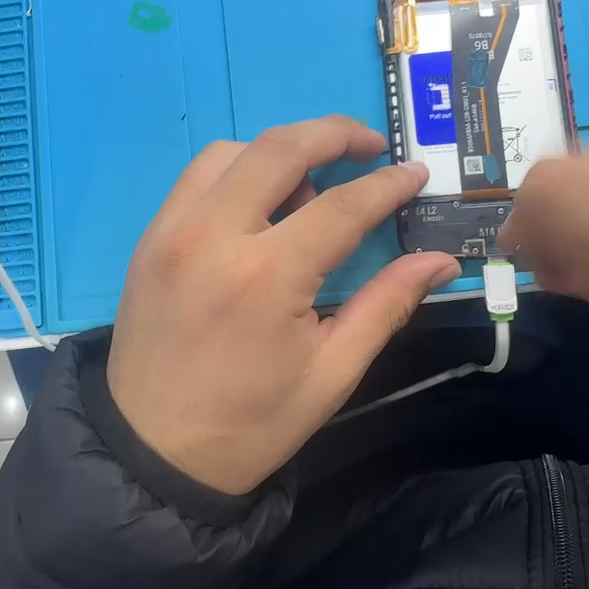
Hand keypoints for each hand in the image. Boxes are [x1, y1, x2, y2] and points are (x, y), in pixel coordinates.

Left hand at [108, 117, 460, 494]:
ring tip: (309, 190)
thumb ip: (386, 306)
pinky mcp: (149, 238)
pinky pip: (197, 177)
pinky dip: (236, 170)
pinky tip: (259, 204)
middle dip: (334, 133)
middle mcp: (213, 236)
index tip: (415, 174)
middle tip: (370, 145)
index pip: (341, 206)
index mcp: (265, 277)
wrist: (150, 454)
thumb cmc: (250, 423)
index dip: (387, 185)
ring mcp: (172, 231)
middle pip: (279, 149)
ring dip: (280, 152)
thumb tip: (440, 260)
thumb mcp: (331, 374)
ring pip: (232, 152)